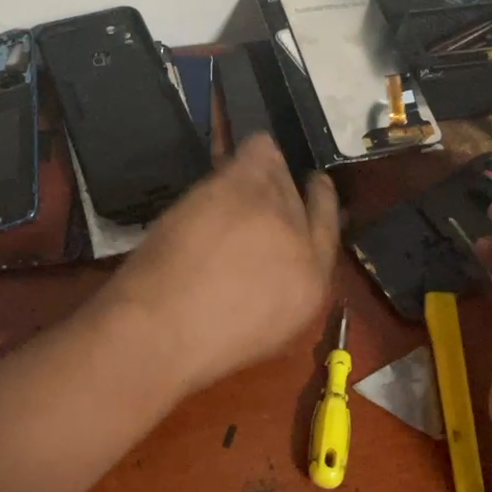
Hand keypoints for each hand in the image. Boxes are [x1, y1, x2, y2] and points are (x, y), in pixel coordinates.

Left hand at [101, 134, 340, 392]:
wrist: (162, 326)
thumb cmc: (202, 341)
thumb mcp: (265, 326)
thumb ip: (282, 282)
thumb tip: (274, 255)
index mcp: (314, 283)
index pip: (329, 228)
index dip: (316, 204)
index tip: (305, 190)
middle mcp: (305, 241)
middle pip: (299, 196)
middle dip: (277, 194)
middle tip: (244, 199)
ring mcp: (276, 209)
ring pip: (278, 171)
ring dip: (257, 175)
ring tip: (227, 189)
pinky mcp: (245, 185)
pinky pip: (259, 150)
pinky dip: (246, 153)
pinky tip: (225, 164)